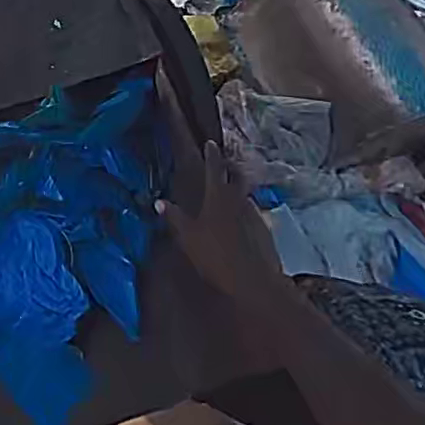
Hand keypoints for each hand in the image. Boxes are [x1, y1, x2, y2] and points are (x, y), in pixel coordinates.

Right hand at [158, 143, 296, 313]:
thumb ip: (174, 217)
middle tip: (224, 164)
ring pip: (246, 194)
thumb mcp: (187, 237)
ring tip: (231, 192)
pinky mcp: (264, 229)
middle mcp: (238, 199)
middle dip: (230, 167)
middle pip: (236, 176)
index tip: (210, 143)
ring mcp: (254, 213)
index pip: (214, 168)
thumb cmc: (215, 255)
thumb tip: (159, 201)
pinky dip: (245, 211)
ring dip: (239, 189)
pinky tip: (241, 222)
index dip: (211, 155)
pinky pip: (253, 212)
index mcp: (217, 196)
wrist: (253, 281)